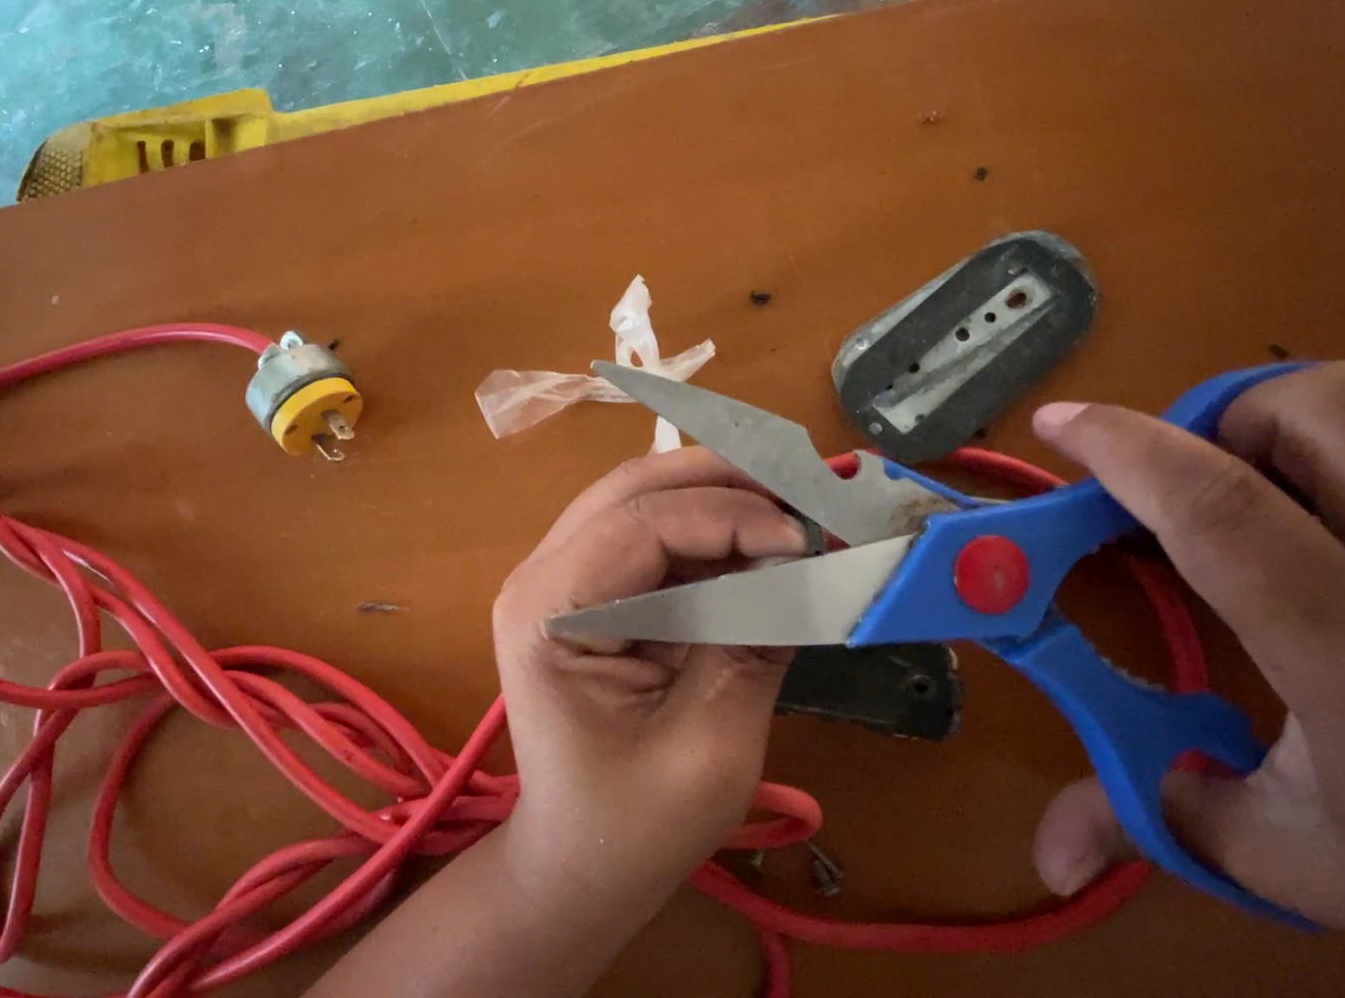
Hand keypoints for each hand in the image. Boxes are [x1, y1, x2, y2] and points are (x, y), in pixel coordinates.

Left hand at [490, 447, 807, 926]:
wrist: (580, 862)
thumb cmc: (635, 825)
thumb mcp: (710, 746)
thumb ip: (754, 644)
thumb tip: (802, 559)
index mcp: (546, 612)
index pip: (638, 525)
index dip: (728, 516)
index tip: (805, 536)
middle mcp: (539, 576)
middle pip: (631, 490)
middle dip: (722, 480)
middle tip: (804, 489)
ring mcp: (557, 578)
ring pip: (639, 499)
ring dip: (716, 494)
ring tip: (790, 506)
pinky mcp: (586, 591)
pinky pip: (647, 534)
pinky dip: (705, 527)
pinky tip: (755, 538)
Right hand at [1028, 362, 1344, 979]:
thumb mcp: (1294, 859)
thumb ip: (1152, 825)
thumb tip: (1047, 856)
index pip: (1221, 512)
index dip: (1123, 450)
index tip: (1058, 423)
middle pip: (1318, 413)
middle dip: (1218, 418)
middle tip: (1190, 478)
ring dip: (1293, 411)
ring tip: (1266, 474)